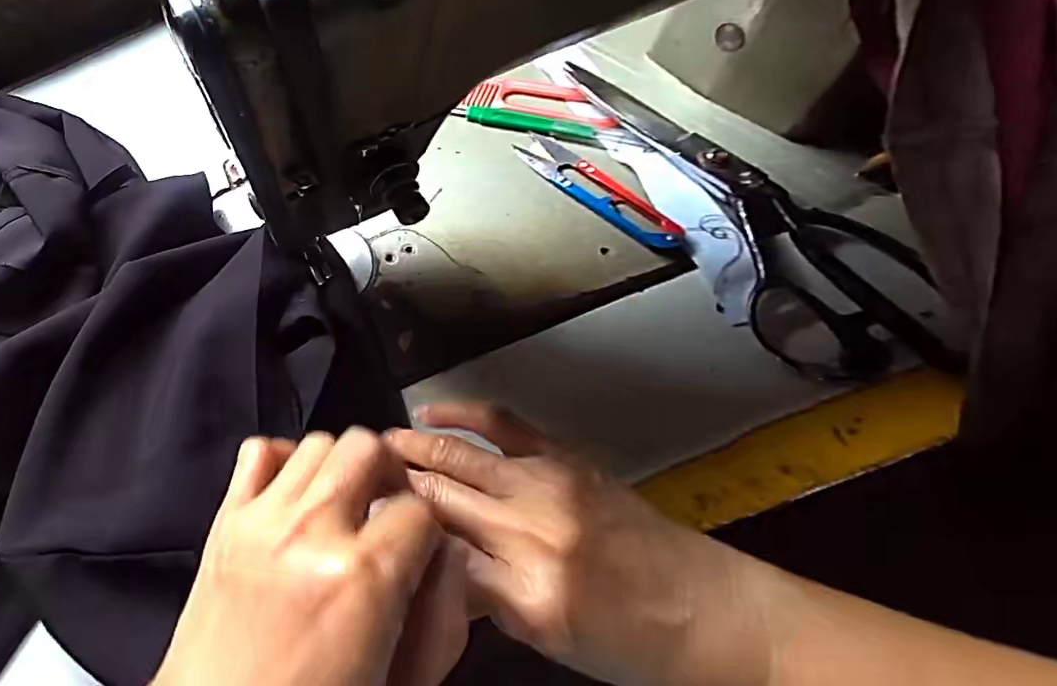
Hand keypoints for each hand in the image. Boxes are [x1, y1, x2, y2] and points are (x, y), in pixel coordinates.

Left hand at [152, 429, 468, 685]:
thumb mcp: (401, 680)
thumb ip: (442, 617)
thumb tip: (450, 557)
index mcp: (363, 577)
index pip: (418, 507)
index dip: (426, 526)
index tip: (417, 544)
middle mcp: (313, 533)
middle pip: (368, 447)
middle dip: (386, 472)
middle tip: (385, 504)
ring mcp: (264, 521)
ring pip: (320, 443)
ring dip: (339, 467)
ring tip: (340, 501)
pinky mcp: (227, 522)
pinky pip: (260, 451)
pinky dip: (281, 460)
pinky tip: (294, 492)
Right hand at [386, 403, 758, 685]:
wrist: (701, 606)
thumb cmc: (633, 643)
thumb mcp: (548, 642)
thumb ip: (486, 600)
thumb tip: (435, 564)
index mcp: (528, 594)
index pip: (436, 556)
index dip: (395, 538)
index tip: (366, 528)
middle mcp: (532, 530)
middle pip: (441, 500)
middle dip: (393, 488)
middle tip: (355, 480)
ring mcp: (549, 484)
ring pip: (460, 458)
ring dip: (412, 449)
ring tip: (376, 446)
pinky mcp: (564, 457)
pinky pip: (503, 424)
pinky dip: (462, 413)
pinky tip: (430, 413)